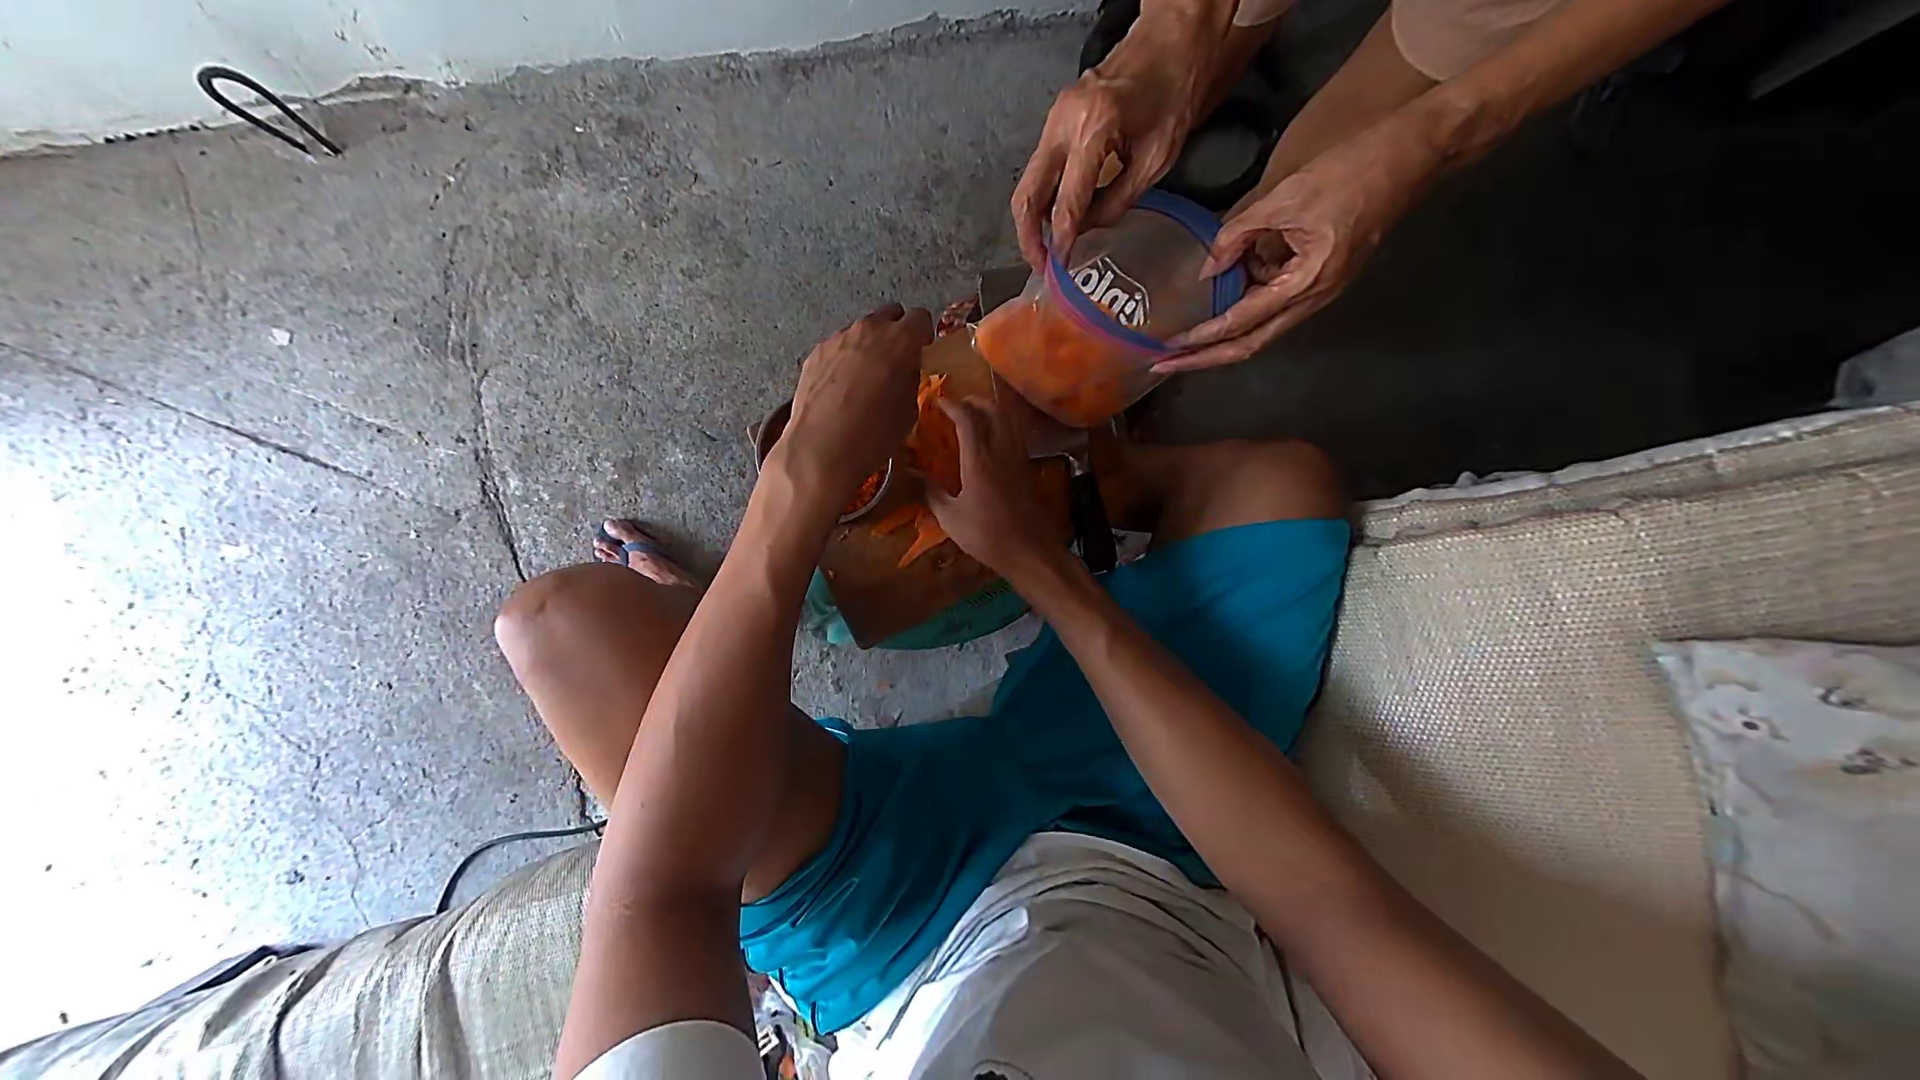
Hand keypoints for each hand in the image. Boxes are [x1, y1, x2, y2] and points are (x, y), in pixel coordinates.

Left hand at [781, 303, 932, 499]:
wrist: (822, 448)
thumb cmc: (874, 434)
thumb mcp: (908, 411)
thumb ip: (910, 380)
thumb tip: (904, 372)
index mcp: (900, 340)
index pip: (920, 318)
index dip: (923, 334)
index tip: (921, 349)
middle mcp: (868, 330)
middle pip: (889, 316)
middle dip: (896, 334)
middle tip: (896, 362)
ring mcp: (838, 339)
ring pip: (861, 332)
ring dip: (868, 347)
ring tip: (865, 381)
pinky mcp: (816, 353)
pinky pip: (838, 348)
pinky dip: (845, 360)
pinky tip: (842, 389)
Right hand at [924, 397, 1059, 577]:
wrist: (1029, 550)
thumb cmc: (986, 536)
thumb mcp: (950, 518)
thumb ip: (931, 492)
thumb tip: (912, 474)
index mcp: (978, 460)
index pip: (967, 419)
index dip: (952, 405)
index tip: (939, 402)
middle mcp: (1001, 451)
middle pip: (993, 410)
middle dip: (974, 401)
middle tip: (958, 405)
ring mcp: (1018, 457)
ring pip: (1009, 418)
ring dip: (993, 409)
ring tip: (977, 413)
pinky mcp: (1028, 467)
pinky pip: (1017, 433)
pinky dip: (1005, 423)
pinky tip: (995, 435)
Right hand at [1012, 13, 1220, 269]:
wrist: (1170, 45)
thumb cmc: (1172, 96)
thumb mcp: (1156, 159)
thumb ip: (1117, 201)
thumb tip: (1087, 232)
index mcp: (1096, 128)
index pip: (1068, 201)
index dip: (1062, 240)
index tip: (1060, 266)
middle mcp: (1064, 122)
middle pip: (1028, 193)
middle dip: (1028, 236)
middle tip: (1039, 265)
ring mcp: (1054, 119)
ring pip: (1028, 183)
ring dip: (1033, 221)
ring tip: (1046, 249)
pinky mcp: (1054, 121)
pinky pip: (1040, 170)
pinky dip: (1043, 200)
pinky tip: (1056, 219)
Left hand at [1158, 113, 1445, 371]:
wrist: (1417, 152)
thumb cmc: (1355, 169)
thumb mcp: (1285, 198)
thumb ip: (1238, 234)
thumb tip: (1206, 268)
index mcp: (1305, 284)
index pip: (1240, 324)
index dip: (1201, 339)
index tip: (1166, 348)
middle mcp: (1312, 300)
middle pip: (1249, 344)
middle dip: (1205, 358)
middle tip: (1165, 364)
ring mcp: (1317, 293)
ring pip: (1260, 328)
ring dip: (1221, 335)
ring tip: (1181, 339)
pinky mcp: (1318, 280)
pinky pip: (1272, 303)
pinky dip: (1243, 303)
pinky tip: (1217, 296)